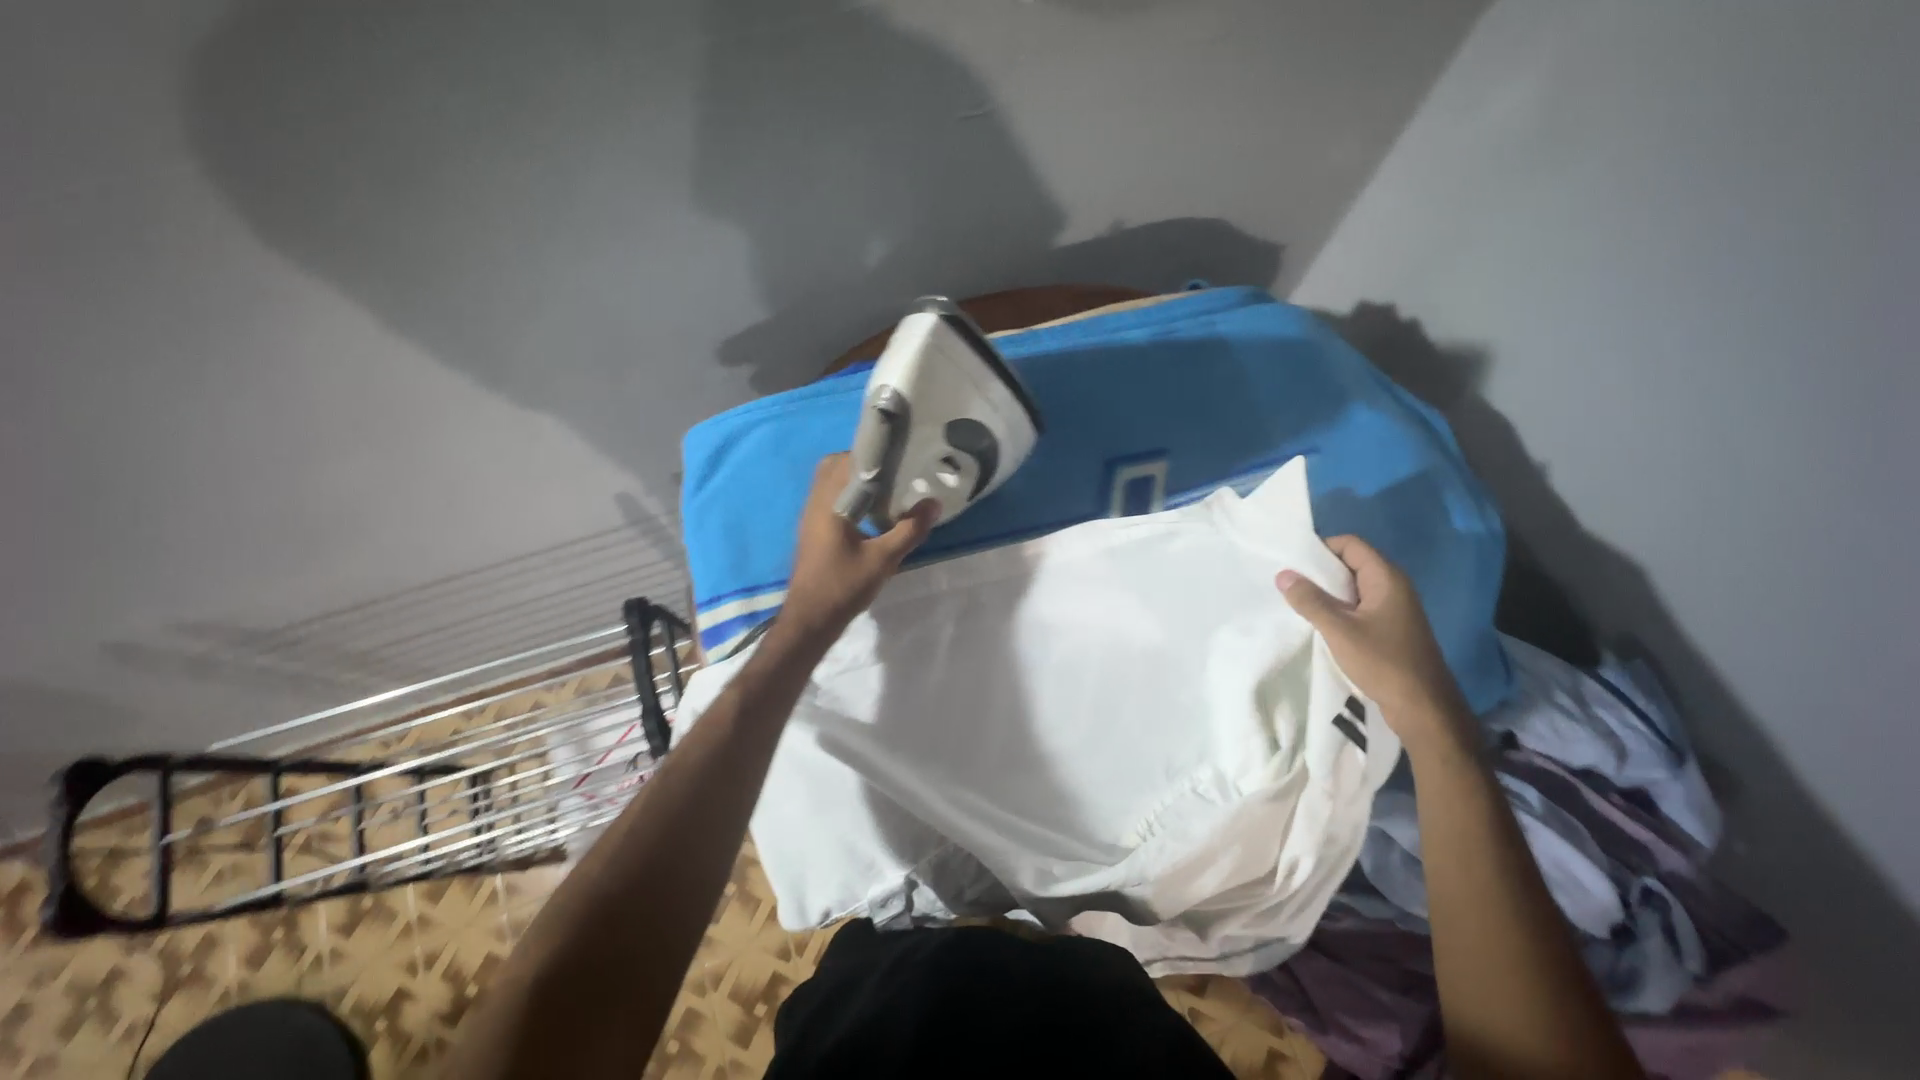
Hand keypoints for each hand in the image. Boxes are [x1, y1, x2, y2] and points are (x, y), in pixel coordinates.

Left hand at [779, 454, 937, 641]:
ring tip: (888, 488)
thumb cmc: (843, 587)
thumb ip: (910, 529)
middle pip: (835, 466)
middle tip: (893, 471)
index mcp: (829, 502)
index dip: (872, 452)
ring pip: (831, 483)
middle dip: (863, 463)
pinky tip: (872, 513)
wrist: (810, 620)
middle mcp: (816, 503)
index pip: (847, 460)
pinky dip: (850, 497)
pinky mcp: (814, 530)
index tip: (898, 453)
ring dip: (856, 481)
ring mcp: (811, 516)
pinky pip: (830, 499)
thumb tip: (933, 503)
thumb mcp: (883, 560)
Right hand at [1276, 535, 1473, 754]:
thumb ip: (1310, 601)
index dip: (1321, 548)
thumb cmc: (1383, 662)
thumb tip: (1283, 574)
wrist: (1423, 706)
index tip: (1293, 563)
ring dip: (1328, 594)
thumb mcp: (1339, 630)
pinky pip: (1360, 607)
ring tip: (1300, 604)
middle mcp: (1393, 586)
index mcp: (1386, 578)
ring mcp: (1394, 608)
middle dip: (1321, 572)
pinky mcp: (1391, 628)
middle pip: (1352, 564)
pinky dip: (1340, 610)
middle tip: (1290, 584)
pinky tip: (1321, 625)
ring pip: (1355, 588)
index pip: (1350, 545)